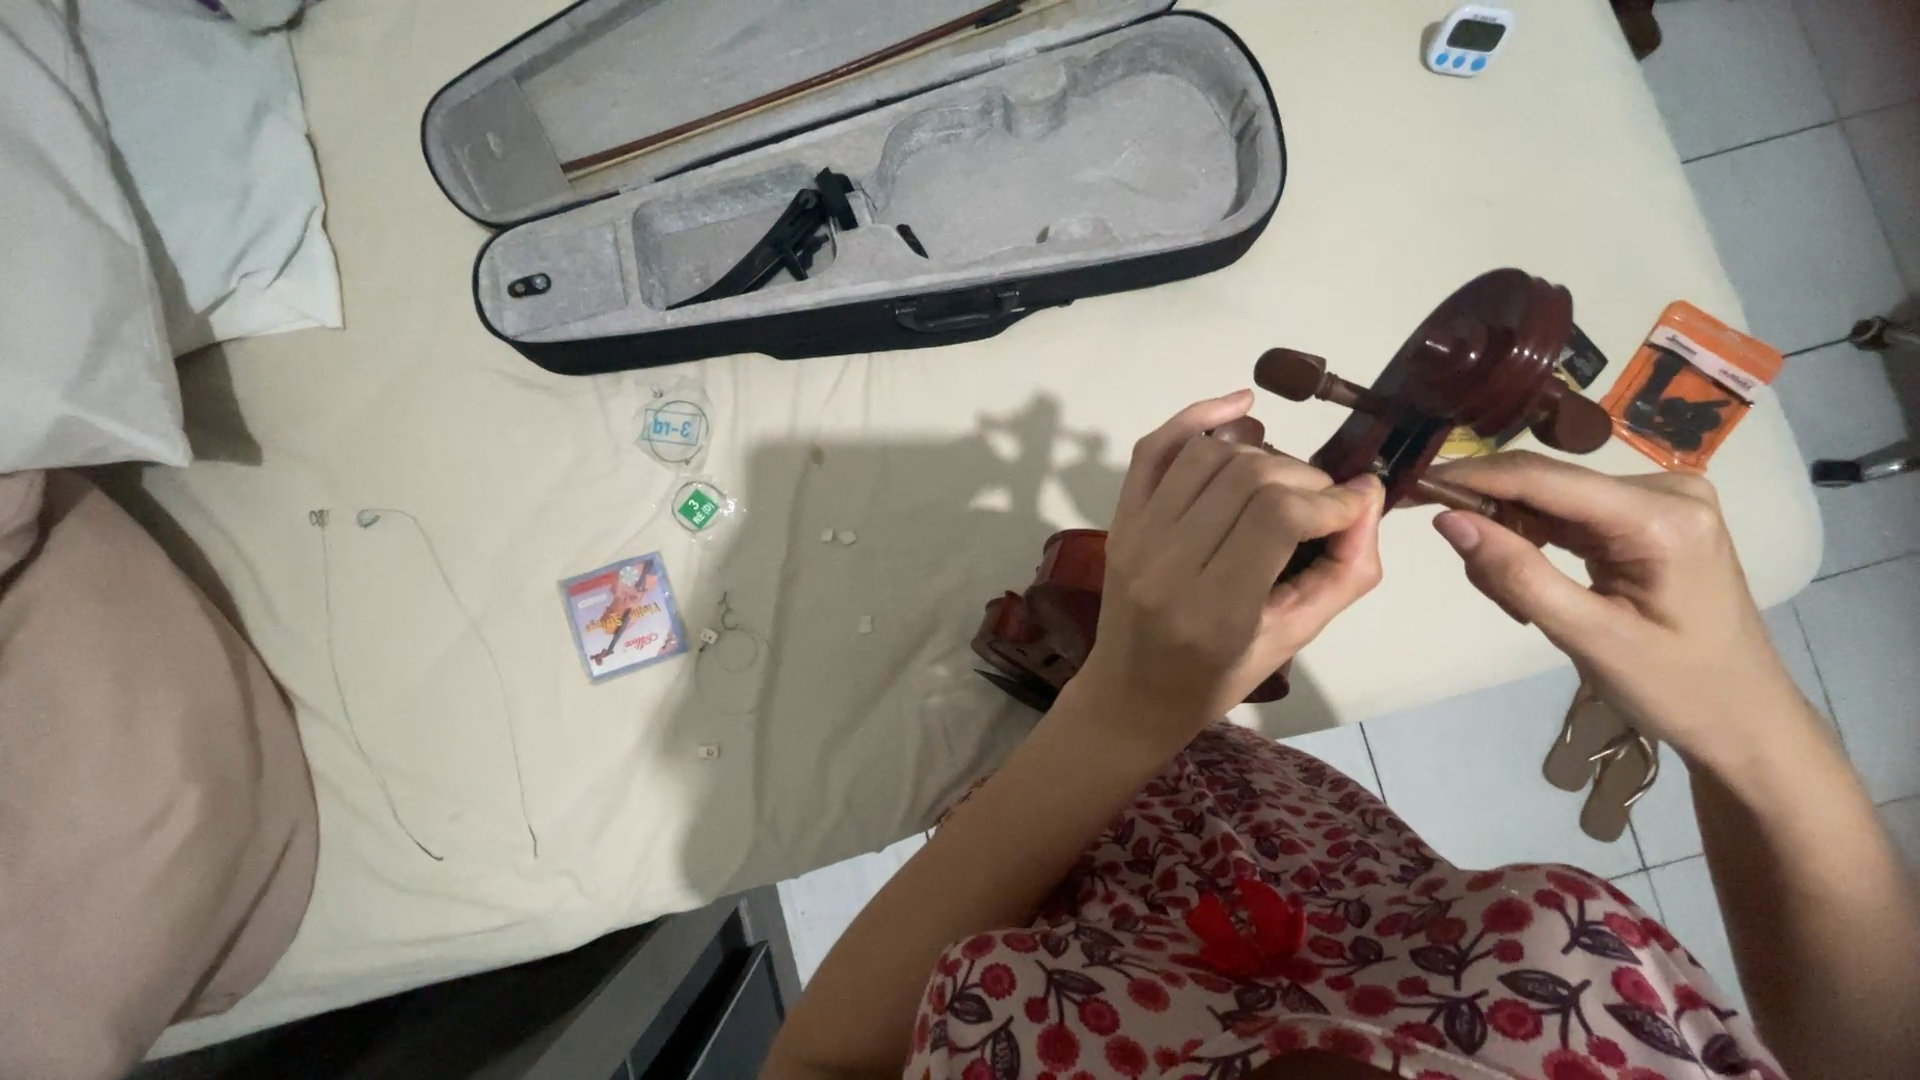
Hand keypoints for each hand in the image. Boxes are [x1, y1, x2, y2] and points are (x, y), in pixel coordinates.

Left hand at [1075, 391, 1384, 746]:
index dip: (1329, 500)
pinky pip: (1155, 449)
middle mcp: (1166, 564)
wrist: (1130, 693)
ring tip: (1284, 478)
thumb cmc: (1215, 679)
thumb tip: (1367, 496)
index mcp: (1213, 609)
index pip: (1277, 516)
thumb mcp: (1291, 641)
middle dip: (1302, 476)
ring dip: (1260, 453)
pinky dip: (1197, 416)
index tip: (1353, 506)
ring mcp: (1135, 536)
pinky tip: (1241, 408)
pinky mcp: (1120, 519)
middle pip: (1246, 476)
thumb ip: (1342, 574)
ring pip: (1207, 454)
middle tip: (1322, 499)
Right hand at [1426, 451, 1807, 763]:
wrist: (1744, 718)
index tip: (1408, 488)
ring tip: (1511, 602)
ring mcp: (1655, 500)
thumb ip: (1515, 574)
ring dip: (1506, 541)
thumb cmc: (1676, 687)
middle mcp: (1664, 489)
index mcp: (1662, 516)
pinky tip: (1527, 585)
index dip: (1468, 478)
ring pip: (1539, 500)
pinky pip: (1557, 515)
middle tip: (1472, 578)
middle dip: (1487, 522)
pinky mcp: (1641, 516)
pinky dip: (1528, 546)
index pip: (1541, 478)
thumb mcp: (1586, 636)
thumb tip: (1446, 520)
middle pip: (1538, 485)